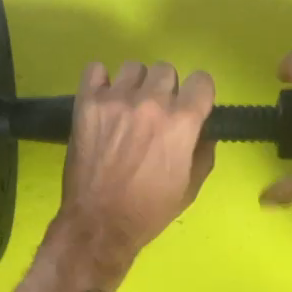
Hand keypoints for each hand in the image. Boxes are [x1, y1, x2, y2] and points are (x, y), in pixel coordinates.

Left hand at [52, 60, 215, 275]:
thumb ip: (202, 153)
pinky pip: (96, 70)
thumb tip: (203, 132)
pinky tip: (103, 102)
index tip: (190, 108)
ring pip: (133, 68)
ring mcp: (116, 99)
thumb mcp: (190, 189)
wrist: (100, 223)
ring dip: (135, 85)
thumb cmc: (149, 212)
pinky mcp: (87, 103)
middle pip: (166, 71)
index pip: (201, 80)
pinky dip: (101, 81)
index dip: (198, 95)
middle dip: (165, 91)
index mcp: (182, 122)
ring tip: (126, 110)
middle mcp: (151, 102)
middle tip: (155, 116)